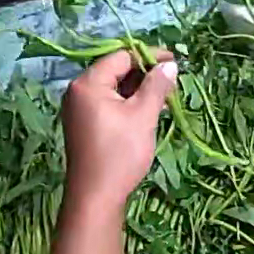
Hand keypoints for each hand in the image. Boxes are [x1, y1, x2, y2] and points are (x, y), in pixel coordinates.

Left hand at [61, 48, 176, 215]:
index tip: (175, 62)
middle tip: (171, 82)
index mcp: (88, 83)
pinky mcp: (84, 124)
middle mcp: (78, 91)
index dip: (149, 56)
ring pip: (113, 88)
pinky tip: (147, 112)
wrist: (96, 197)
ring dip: (138, 90)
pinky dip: (128, 104)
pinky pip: (108, 104)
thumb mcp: (143, 116)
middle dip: (145, 74)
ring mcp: (78, 109)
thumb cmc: (120, 154)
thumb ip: (156, 87)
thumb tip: (170, 65)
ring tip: (164, 98)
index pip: (121, 56)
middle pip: (116, 70)